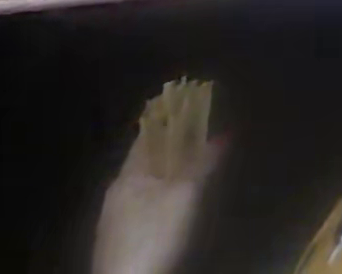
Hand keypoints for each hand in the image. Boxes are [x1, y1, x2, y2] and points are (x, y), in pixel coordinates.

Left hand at [92, 124, 225, 273]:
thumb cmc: (154, 234)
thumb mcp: (186, 195)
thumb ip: (204, 162)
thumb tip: (226, 133)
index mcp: (128, 175)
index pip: (148, 134)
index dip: (170, 118)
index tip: (191, 104)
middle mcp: (117, 190)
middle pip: (148, 157)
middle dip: (173, 143)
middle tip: (200, 132)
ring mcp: (115, 215)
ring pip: (146, 179)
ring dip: (169, 167)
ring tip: (194, 161)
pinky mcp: (119, 236)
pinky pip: (144, 199)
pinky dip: (162, 188)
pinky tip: (177, 197)